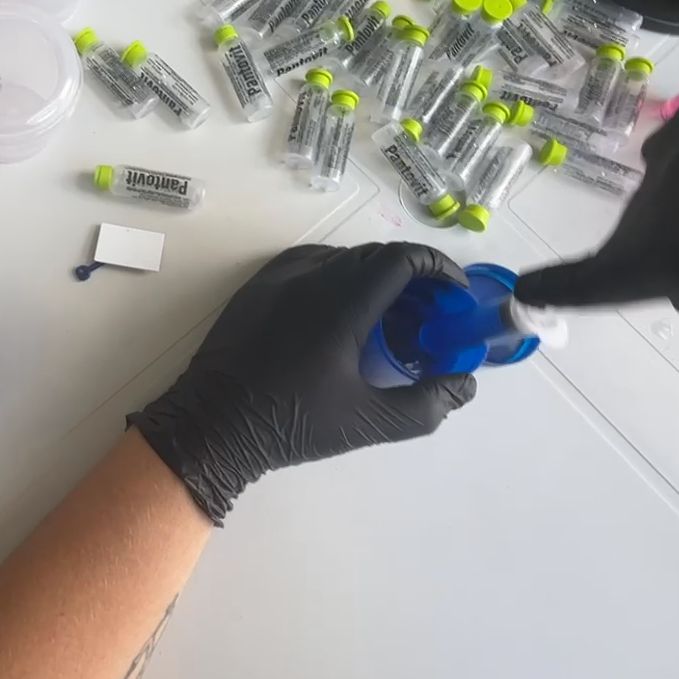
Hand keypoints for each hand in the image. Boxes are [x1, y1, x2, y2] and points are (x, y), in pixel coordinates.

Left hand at [130, 242, 477, 524]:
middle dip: (411, 274)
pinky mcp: (257, 285)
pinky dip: (336, 272)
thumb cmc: (292, 423)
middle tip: (428, 309)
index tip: (454, 292)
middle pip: (373, 255)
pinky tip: (341, 304)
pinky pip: (307, 261)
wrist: (215, 422)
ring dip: (373, 272)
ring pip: (340, 256)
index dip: (436, 268)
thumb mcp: (368, 422)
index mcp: (342, 303)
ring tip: (388, 309)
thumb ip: (425, 404)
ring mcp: (279, 277)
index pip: (400, 260)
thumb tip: (464, 385)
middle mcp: (310, 278)